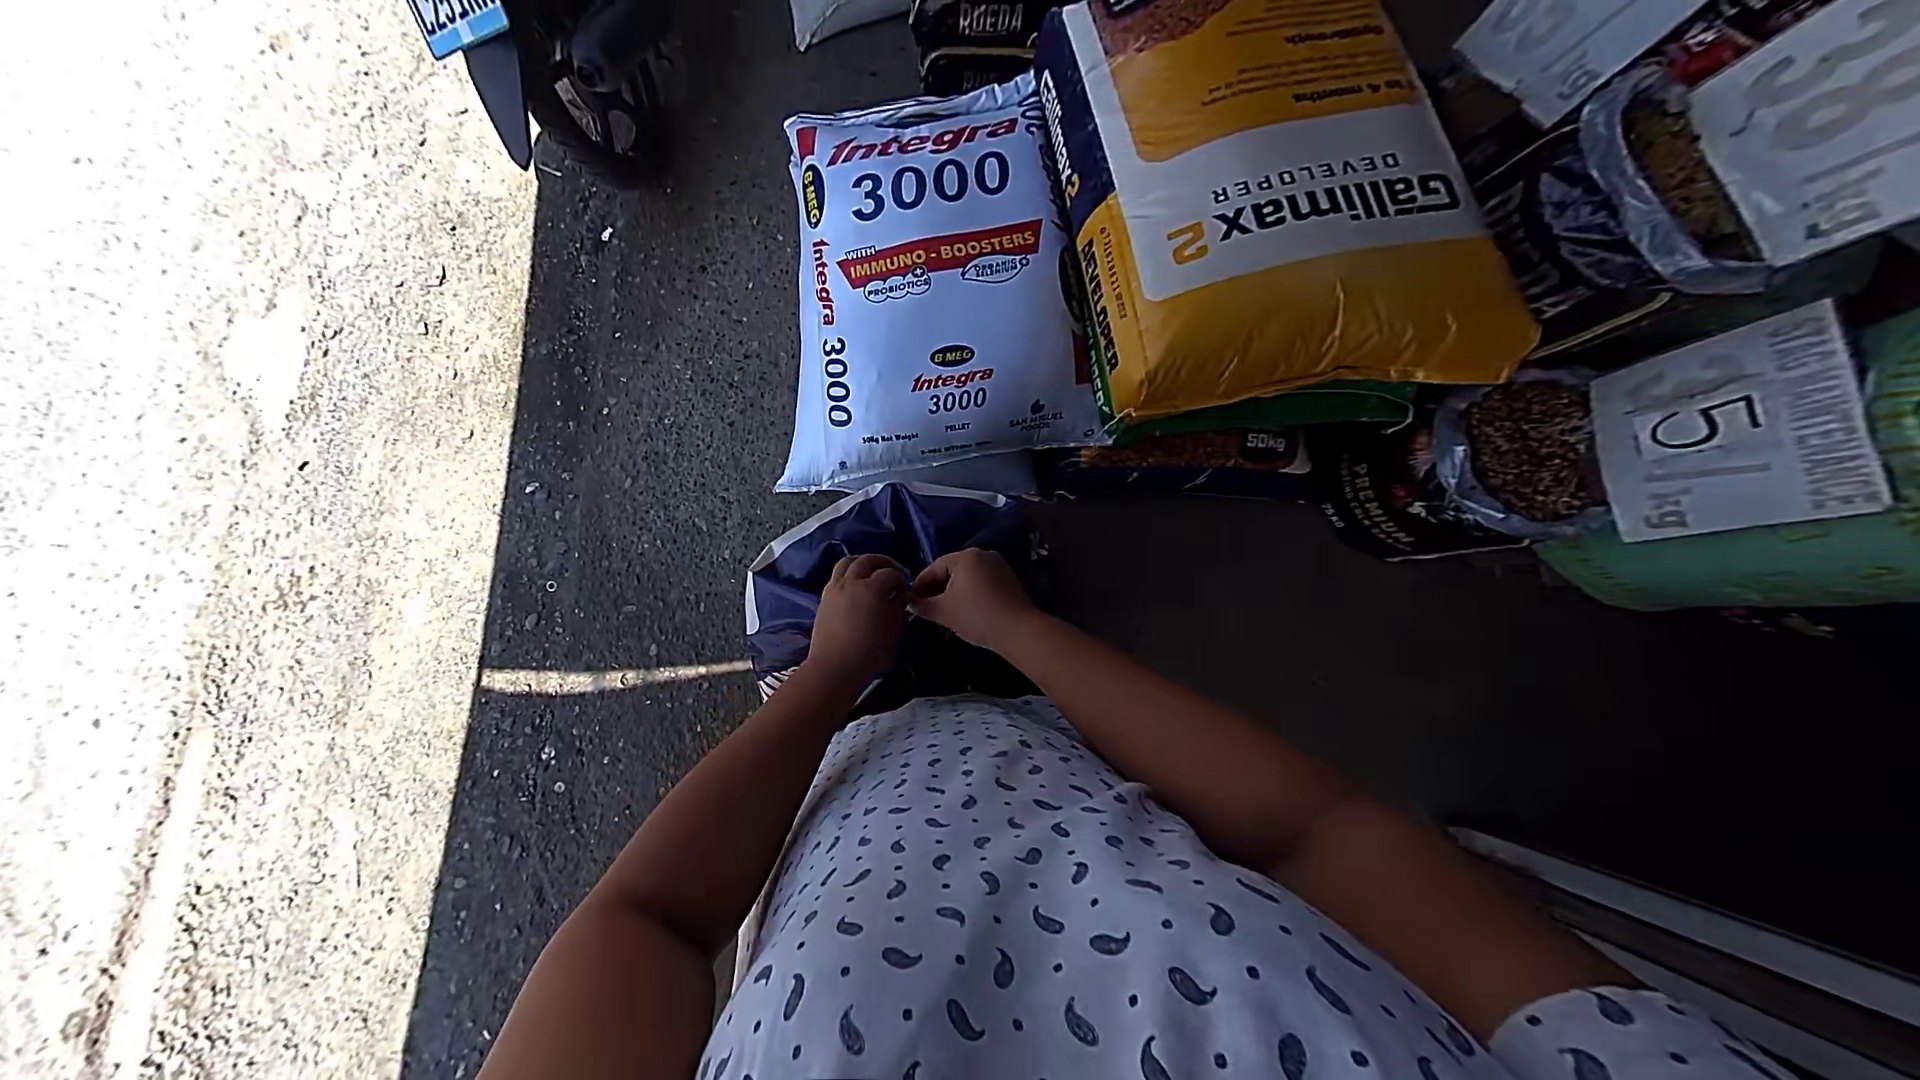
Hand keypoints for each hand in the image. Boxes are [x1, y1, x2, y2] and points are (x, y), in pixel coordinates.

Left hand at [805, 554, 909, 684]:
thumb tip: (903, 596)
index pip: (891, 574)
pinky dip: (848, 574)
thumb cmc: (870, 652)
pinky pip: (836, 576)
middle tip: (894, 571)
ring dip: (862, 562)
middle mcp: (852, 582)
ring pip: (847, 562)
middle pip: (867, 560)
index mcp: (872, 588)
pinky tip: (855, 587)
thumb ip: (898, 609)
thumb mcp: (893, 631)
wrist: (834, 667)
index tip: (907, 589)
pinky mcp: (824, 598)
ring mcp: (835, 588)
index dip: (901, 579)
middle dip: (883, 562)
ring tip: (871, 572)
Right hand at [909, 548, 1039, 651]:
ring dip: (953, 592)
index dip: (920, 585)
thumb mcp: (944, 612)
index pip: (934, 568)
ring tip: (944, 611)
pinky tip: (966, 610)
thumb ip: (923, 605)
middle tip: (926, 608)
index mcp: (965, 556)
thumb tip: (910, 602)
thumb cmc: (977, 616)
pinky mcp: (1008, 579)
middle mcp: (983, 554)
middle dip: (937, 589)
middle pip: (951, 570)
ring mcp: (999, 566)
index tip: (911, 601)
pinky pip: (982, 582)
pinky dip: (970, 593)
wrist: (1019, 631)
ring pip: (967, 577)